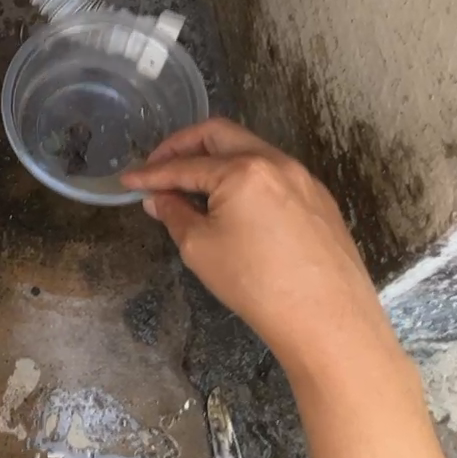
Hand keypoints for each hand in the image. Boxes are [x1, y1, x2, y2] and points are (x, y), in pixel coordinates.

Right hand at [120, 118, 395, 374]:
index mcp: (243, 170)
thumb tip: (159, 199)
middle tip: (158, 167)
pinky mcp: (320, 201)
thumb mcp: (198, 247)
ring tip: (192, 187)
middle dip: (182, 147)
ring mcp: (303, 180)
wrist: (328, 322)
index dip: (150, 174)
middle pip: (219, 135)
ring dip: (215, 161)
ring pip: (249, 151)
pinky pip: (272, 174)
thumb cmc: (256, 283)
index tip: (128, 180)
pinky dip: (243, 178)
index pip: (184, 165)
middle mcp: (276, 163)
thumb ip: (173, 213)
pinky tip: (232, 206)